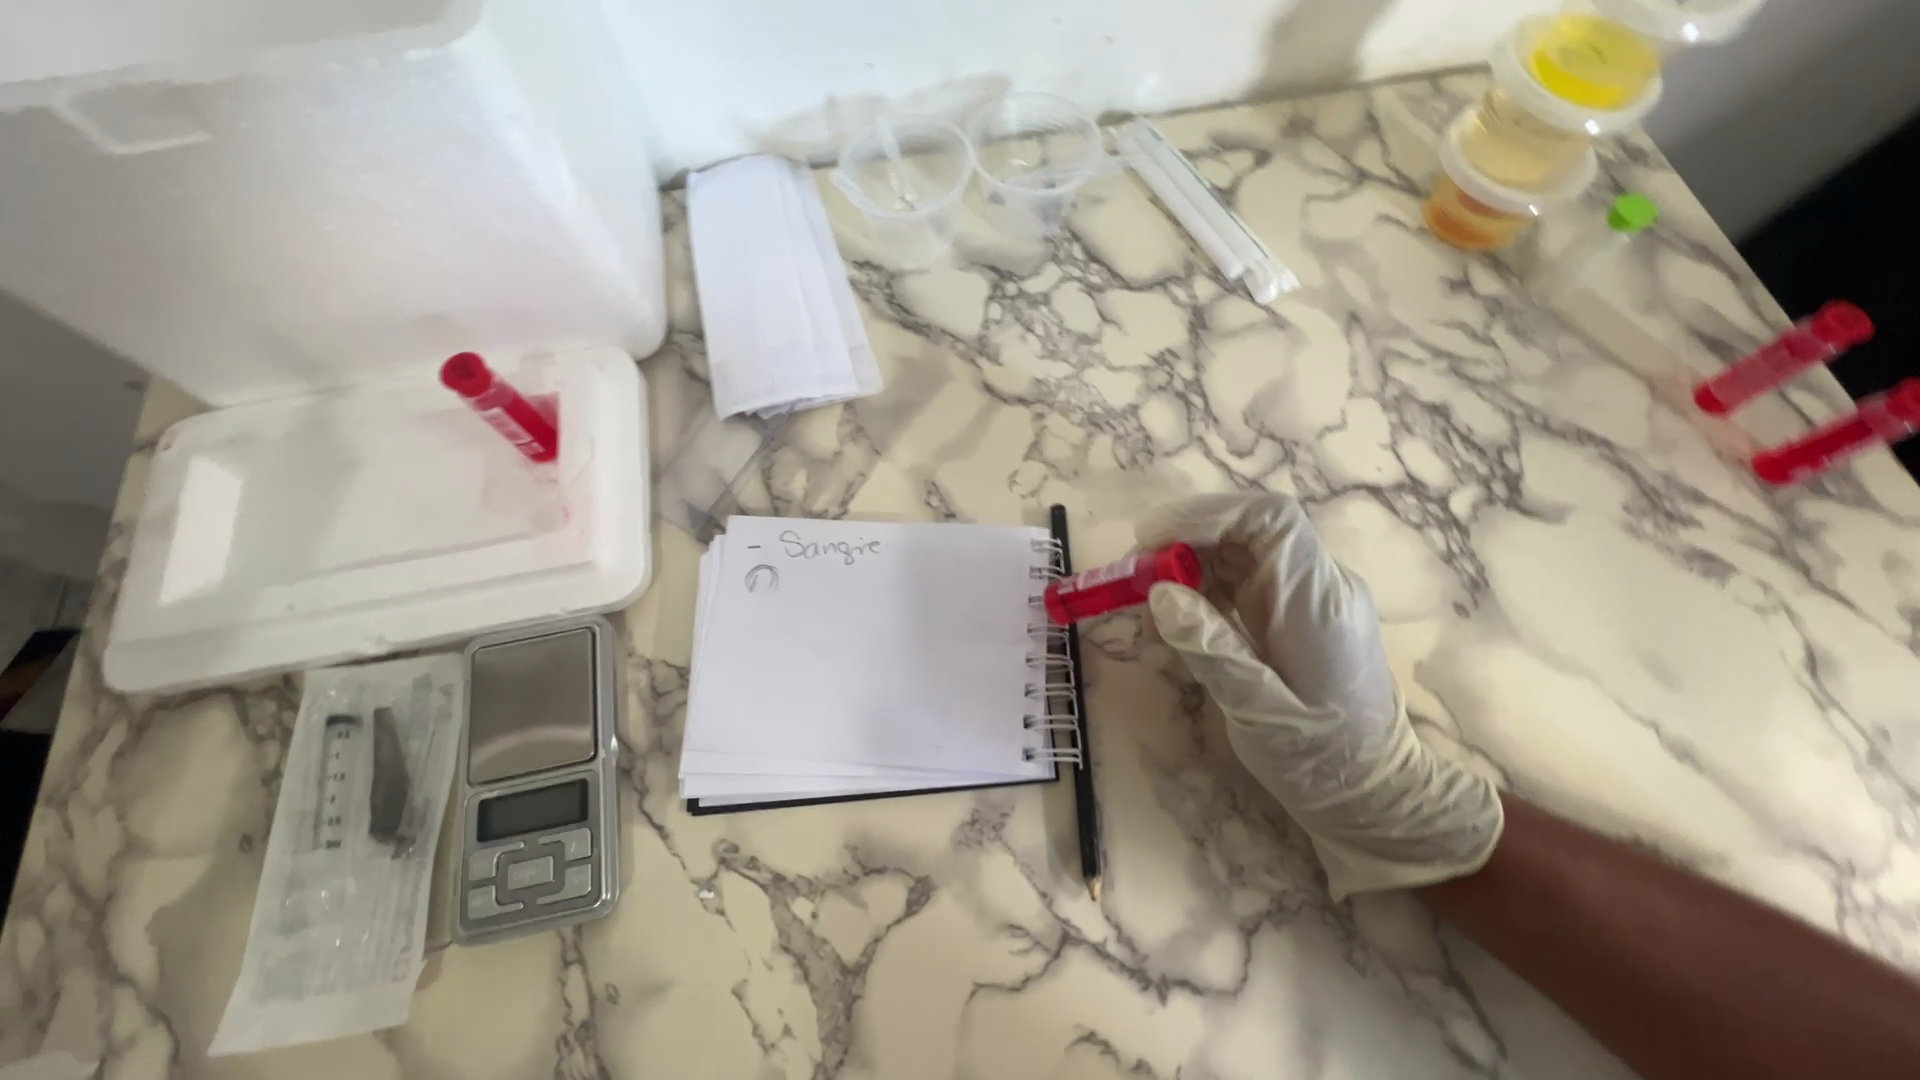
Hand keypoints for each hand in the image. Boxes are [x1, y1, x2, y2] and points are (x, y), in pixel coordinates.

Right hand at [1139, 492, 1501, 898]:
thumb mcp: (1256, 711)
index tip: (1152, 539)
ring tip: (1144, 601)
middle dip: (1184, 539)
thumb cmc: (1319, 758)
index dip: (1207, 513)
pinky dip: (1201, 587)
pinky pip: (1243, 579)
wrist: (1372, 790)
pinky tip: (1175, 619)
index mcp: (1317, 603)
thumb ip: (1210, 647)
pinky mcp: (1293, 614)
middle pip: (1249, 529)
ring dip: (1187, 563)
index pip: (1271, 520)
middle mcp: (1318, 586)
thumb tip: (1160, 593)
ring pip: (1241, 551)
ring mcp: (1307, 598)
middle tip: (1133, 573)